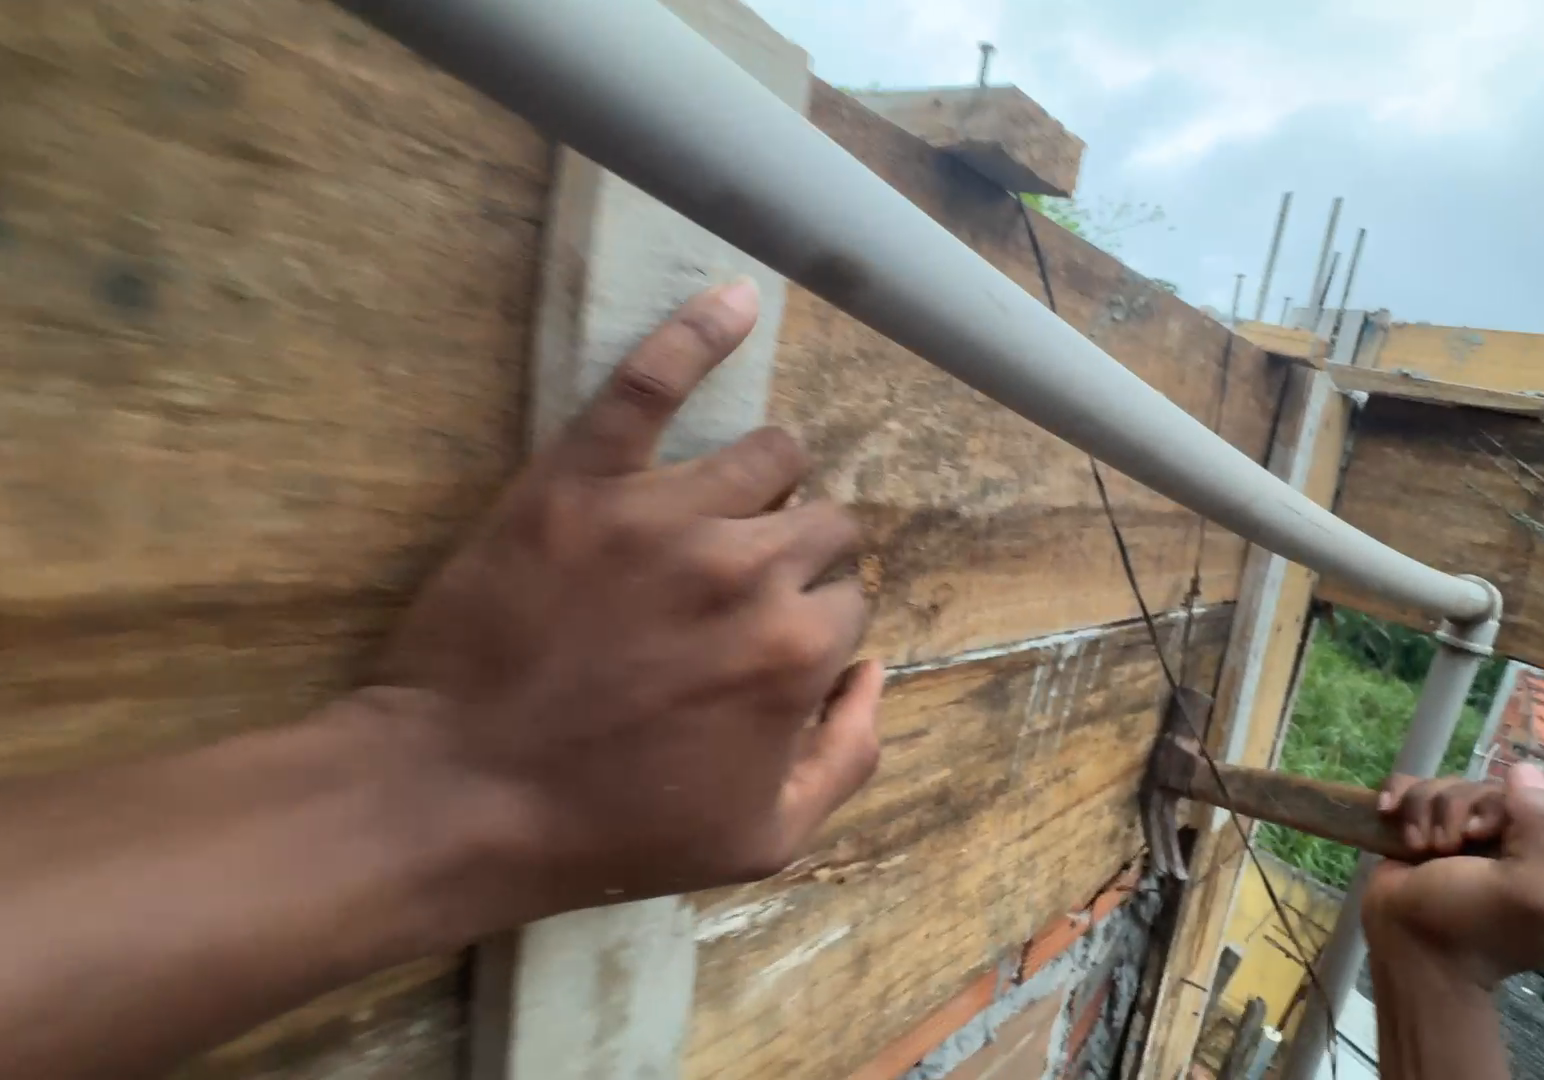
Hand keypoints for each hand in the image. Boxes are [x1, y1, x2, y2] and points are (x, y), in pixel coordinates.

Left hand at [366, 279, 882, 921]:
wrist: (453, 800)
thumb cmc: (616, 828)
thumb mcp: (769, 838)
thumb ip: (855, 753)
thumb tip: (880, 666)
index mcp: (800, 648)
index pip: (851, 604)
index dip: (817, 629)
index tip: (773, 650)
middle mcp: (754, 568)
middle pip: (829, 526)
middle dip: (809, 558)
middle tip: (755, 590)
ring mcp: (669, 514)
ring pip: (776, 457)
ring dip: (777, 484)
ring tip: (741, 508)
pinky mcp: (587, 481)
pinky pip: (652, 382)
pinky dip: (701, 332)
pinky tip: (740, 299)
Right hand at [1361, 764, 1543, 988]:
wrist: (1406, 947)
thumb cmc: (1472, 926)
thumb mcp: (1529, 891)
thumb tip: (1526, 770)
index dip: (1507, 808)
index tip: (1480, 838)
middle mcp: (1529, 848)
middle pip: (1490, 789)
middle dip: (1456, 811)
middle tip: (1444, 847)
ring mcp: (1477, 838)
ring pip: (1450, 786)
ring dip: (1424, 811)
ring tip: (1419, 847)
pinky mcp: (1432, 829)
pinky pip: (1416, 787)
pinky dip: (1400, 798)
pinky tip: (1389, 814)